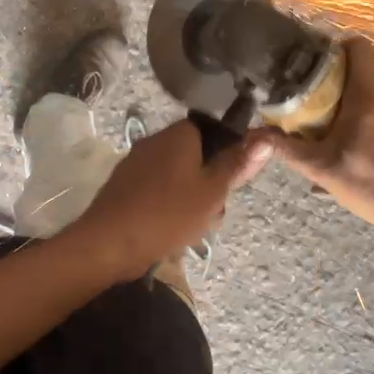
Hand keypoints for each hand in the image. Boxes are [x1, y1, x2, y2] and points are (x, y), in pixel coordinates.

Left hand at [61, 117, 272, 283]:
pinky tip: (170, 231)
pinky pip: (156, 190)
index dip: (227, 153)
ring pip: (177, 177)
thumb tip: (264, 138)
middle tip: (214, 211)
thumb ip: (236, 165)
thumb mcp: (212, 192)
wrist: (109, 243)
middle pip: (194, 156)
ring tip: (194, 227)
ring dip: (191, 199)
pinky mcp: (123, 187)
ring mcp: (135, 164)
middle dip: (208, 183)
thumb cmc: (168, 214)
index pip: (211, 130)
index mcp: (177, 135)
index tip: (233, 181)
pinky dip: (168, 207)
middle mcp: (154, 141)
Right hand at [258, 38, 373, 237]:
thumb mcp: (322, 170)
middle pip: (367, 72)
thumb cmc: (373, 190)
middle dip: (345, 86)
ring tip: (354, 136)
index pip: (357, 46)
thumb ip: (287, 147)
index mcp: (369, 96)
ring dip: (367, 104)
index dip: (337, 50)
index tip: (320, 71)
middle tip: (328, 114)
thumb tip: (253, 134)